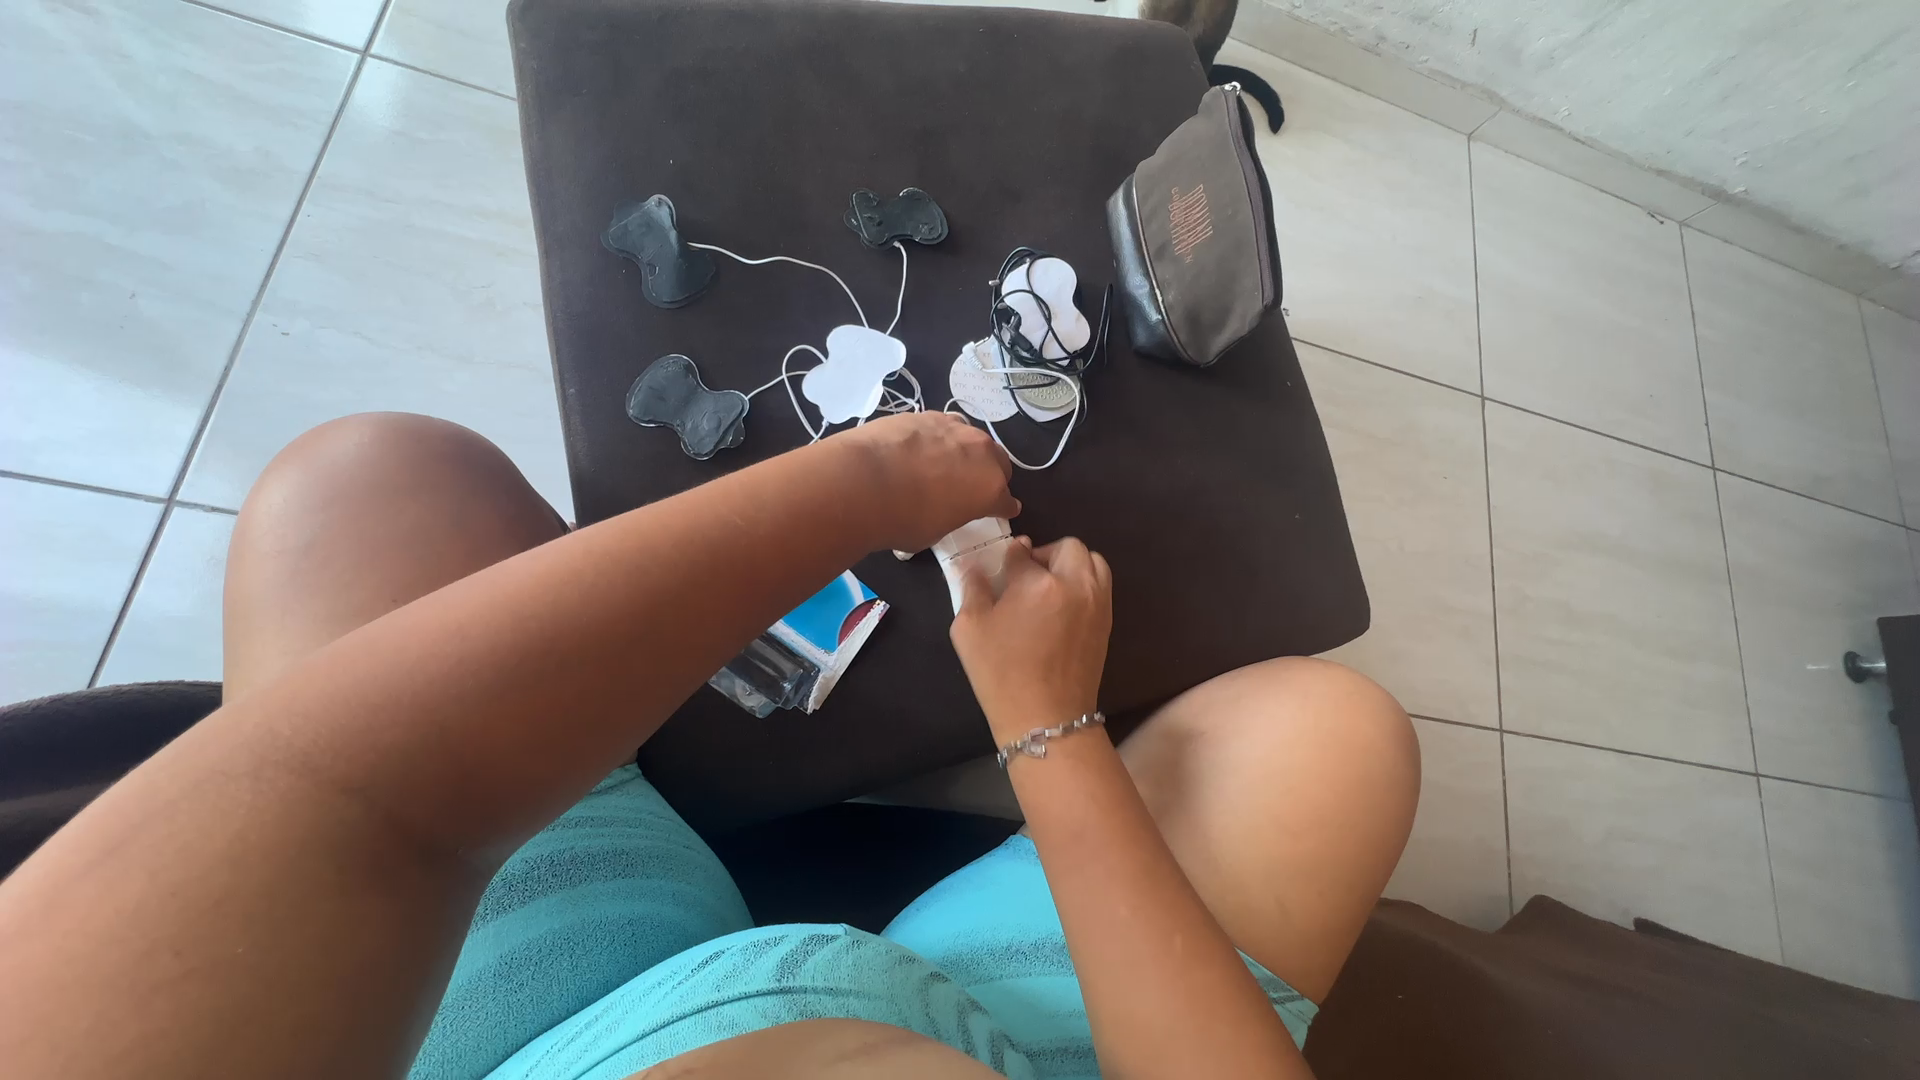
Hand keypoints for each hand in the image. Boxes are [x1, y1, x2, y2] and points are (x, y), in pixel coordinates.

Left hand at [836, 412, 1019, 552]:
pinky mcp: (928, 415)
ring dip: (965, 451)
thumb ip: (950, 516)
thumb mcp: (934, 532)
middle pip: (998, 462)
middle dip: (990, 474)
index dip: (1002, 508)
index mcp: (990, 488)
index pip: (1007, 501)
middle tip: (970, 487)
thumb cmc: (902, 520)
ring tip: (944, 464)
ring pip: (972, 438)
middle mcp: (981, 453)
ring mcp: (955, 428)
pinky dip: (937, 438)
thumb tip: (940, 509)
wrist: (863, 482)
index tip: (999, 511)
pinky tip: (919, 448)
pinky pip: (943, 427)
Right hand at [950, 537, 1112, 741]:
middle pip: (1067, 547)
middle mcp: (1075, 585)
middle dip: (1044, 554)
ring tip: (1050, 586)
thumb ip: (972, 588)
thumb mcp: (969, 629)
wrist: (1045, 718)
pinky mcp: (1107, 620)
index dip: (1008, 558)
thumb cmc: (1001, 674)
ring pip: (1092, 561)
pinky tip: (1062, 604)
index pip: (1021, 553)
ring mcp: (1097, 602)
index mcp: (1038, 584)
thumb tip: (975, 565)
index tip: (1001, 569)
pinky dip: (1084, 582)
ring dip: (1070, 564)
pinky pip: (1101, 584)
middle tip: (1026, 576)